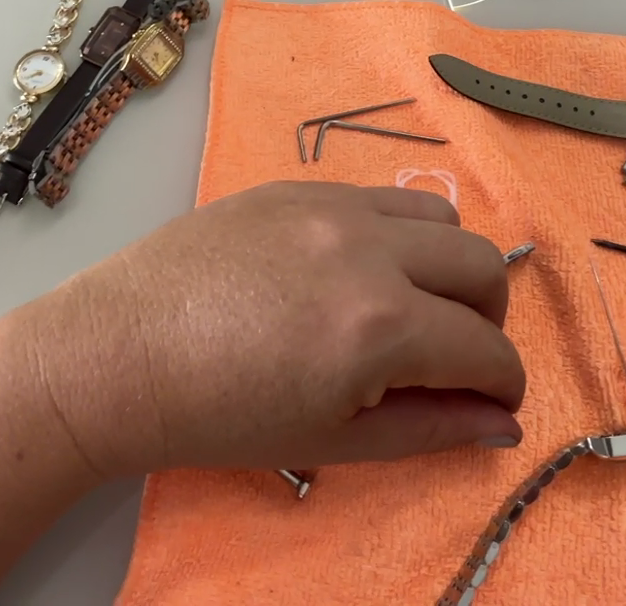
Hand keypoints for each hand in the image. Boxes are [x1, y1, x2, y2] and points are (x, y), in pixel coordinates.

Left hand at [9, 181, 526, 478]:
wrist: (122, 352)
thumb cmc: (221, 416)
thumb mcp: (333, 441)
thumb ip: (431, 430)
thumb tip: (502, 423)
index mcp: (379, 325)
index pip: (488, 348)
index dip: (503, 384)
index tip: (489, 401)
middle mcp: (366, 248)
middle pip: (483, 264)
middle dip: (487, 319)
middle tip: (451, 353)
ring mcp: (328, 204)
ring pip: (438, 215)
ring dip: (445, 263)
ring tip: (408, 300)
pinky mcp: (294, 183)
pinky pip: (376, 196)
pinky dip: (392, 232)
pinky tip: (348, 266)